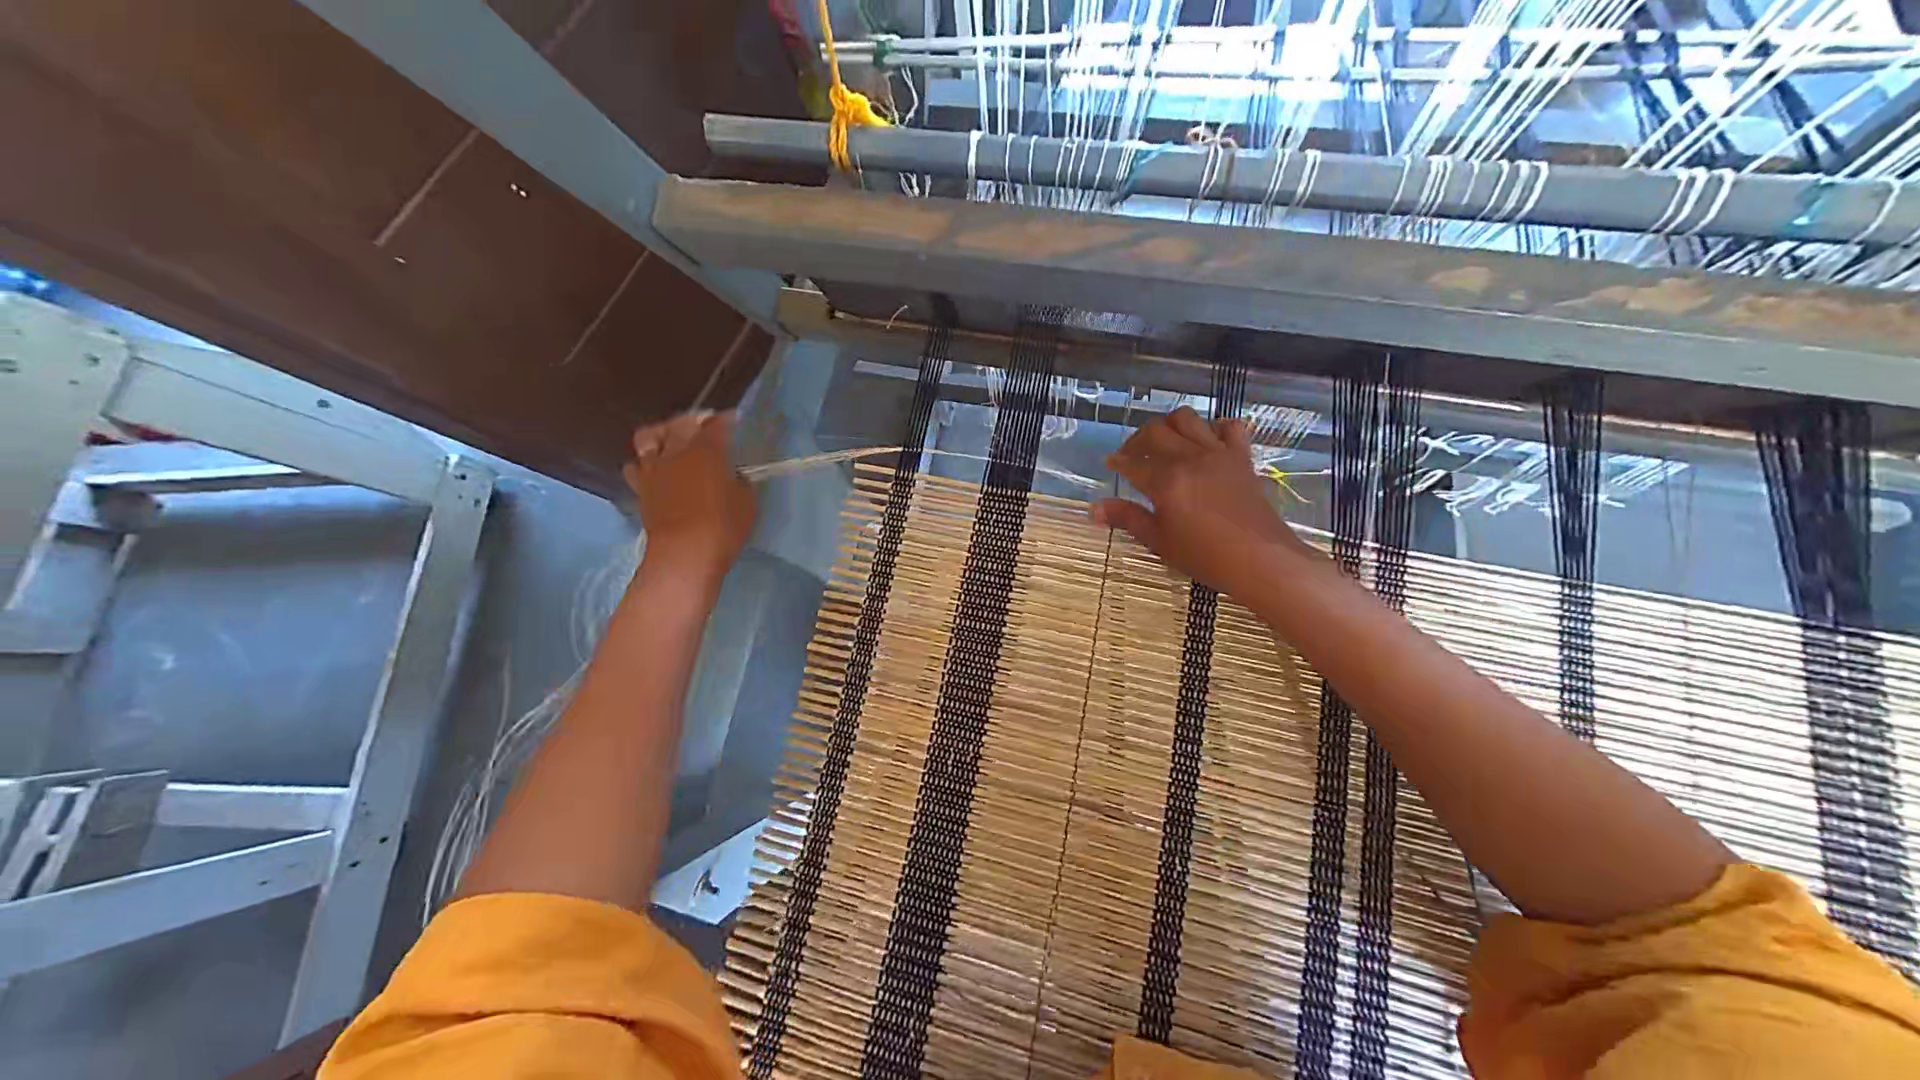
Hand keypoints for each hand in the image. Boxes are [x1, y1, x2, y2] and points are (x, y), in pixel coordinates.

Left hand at [622, 412, 755, 583]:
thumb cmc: (723, 527)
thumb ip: (741, 482)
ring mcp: (655, 468)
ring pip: (649, 437)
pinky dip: (644, 462)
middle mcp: (678, 451)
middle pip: (681, 422)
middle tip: (706, 426)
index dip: (727, 421)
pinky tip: (654, 469)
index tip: (734, 422)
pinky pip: (635, 465)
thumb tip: (736, 476)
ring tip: (672, 441)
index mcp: (708, 450)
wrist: (684, 554)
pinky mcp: (641, 488)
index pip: (718, 424)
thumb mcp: (747, 502)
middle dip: (695, 420)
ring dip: (662, 434)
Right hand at [1094, 406, 1316, 595]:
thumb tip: (1094, 509)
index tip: (1110, 464)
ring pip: (1188, 419)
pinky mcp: (1241, 458)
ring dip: (1170, 425)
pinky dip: (1215, 427)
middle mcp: (1189, 458)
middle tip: (1132, 455)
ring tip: (1165, 441)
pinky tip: (1207, 440)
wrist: (1261, 560)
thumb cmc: (1205, 556)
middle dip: (1137, 440)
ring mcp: (1218, 454)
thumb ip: (1127, 518)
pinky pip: (1230, 427)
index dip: (1118, 462)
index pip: (1132, 463)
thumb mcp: (1159, 541)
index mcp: (1165, 480)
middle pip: (1156, 431)